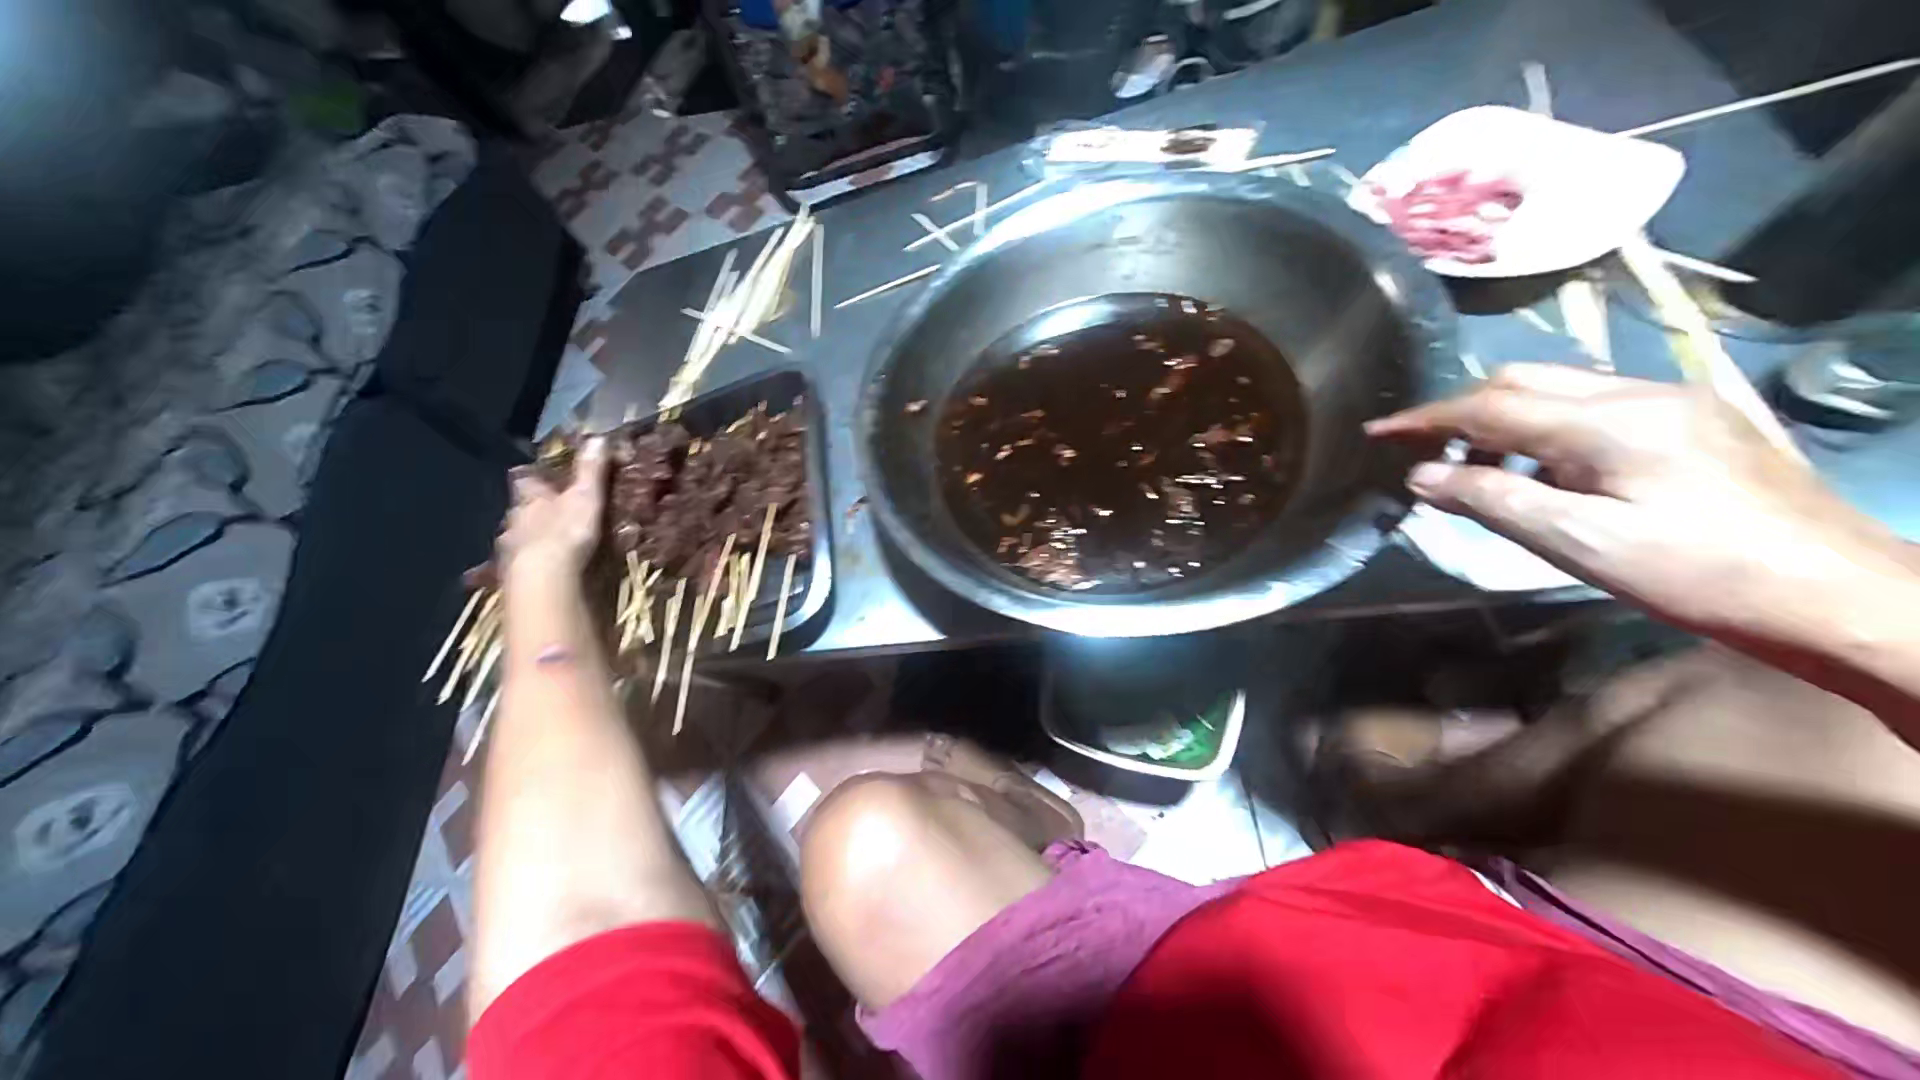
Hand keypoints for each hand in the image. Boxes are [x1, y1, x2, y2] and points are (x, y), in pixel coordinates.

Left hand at [499, 436, 608, 583]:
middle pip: (522, 510)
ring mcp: (511, 552)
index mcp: (527, 499)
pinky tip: (552, 571)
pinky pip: (528, 565)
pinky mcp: (517, 579)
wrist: (543, 582)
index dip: (534, 477)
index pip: (525, 480)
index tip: (544, 476)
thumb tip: (597, 437)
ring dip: (535, 539)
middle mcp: (513, 522)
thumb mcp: (585, 498)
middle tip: (557, 513)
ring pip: (522, 538)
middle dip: (536, 511)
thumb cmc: (564, 533)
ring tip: (557, 545)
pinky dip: (539, 565)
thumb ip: (590, 471)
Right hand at [1365, 364, 1918, 648]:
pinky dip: (1545, 430)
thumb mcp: (1578, 543)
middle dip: (1462, 411)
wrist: (1841, 597)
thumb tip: (1421, 475)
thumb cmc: (1699, 576)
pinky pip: (1592, 408)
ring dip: (1504, 420)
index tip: (1377, 432)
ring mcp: (1674, 403)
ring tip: (1478, 470)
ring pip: (1558, 390)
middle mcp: (1641, 395)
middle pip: (1523, 379)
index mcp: (1611, 422)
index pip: (1492, 404)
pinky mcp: (1693, 422)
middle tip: (1425, 454)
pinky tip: (1544, 473)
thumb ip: (1491, 499)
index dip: (1426, 418)